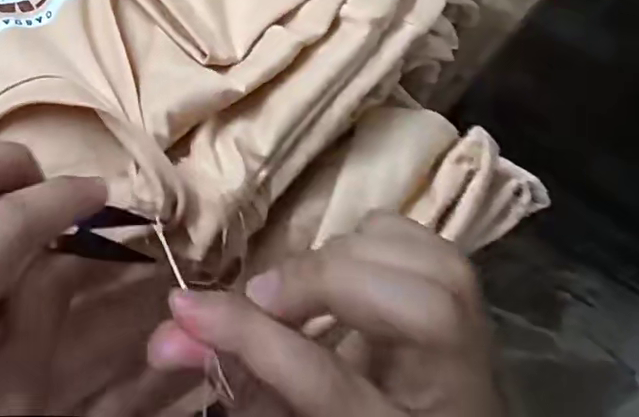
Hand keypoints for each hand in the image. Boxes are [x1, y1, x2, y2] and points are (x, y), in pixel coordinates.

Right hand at [147, 213, 503, 416]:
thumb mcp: (280, 411)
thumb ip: (229, 370)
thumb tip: (163, 334)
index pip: (330, 384)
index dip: (255, 339)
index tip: (186, 307)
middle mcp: (457, 392)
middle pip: (428, 315)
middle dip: (329, 279)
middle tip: (265, 295)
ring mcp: (476, 350)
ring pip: (441, 269)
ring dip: (354, 252)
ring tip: (306, 278)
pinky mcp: (466, 306)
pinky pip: (432, 246)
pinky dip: (378, 238)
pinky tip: (345, 261)